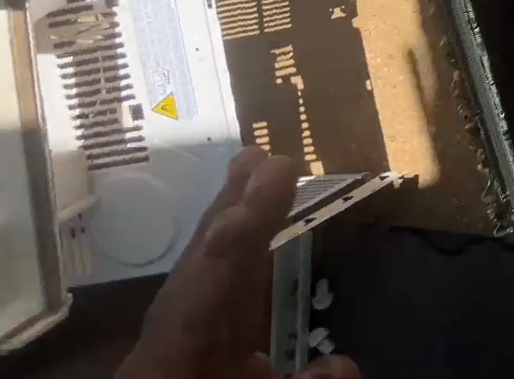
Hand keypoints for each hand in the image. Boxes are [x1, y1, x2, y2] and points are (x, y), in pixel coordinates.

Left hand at [116, 147, 360, 378]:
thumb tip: (344, 365)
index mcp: (172, 374)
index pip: (199, 305)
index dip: (230, 245)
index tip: (262, 185)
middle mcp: (169, 357)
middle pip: (196, 277)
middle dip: (229, 214)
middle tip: (261, 156)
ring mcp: (178, 355)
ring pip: (204, 280)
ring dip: (233, 219)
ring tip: (254, 168)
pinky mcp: (194, 358)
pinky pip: (217, 299)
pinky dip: (237, 256)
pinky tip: (250, 222)